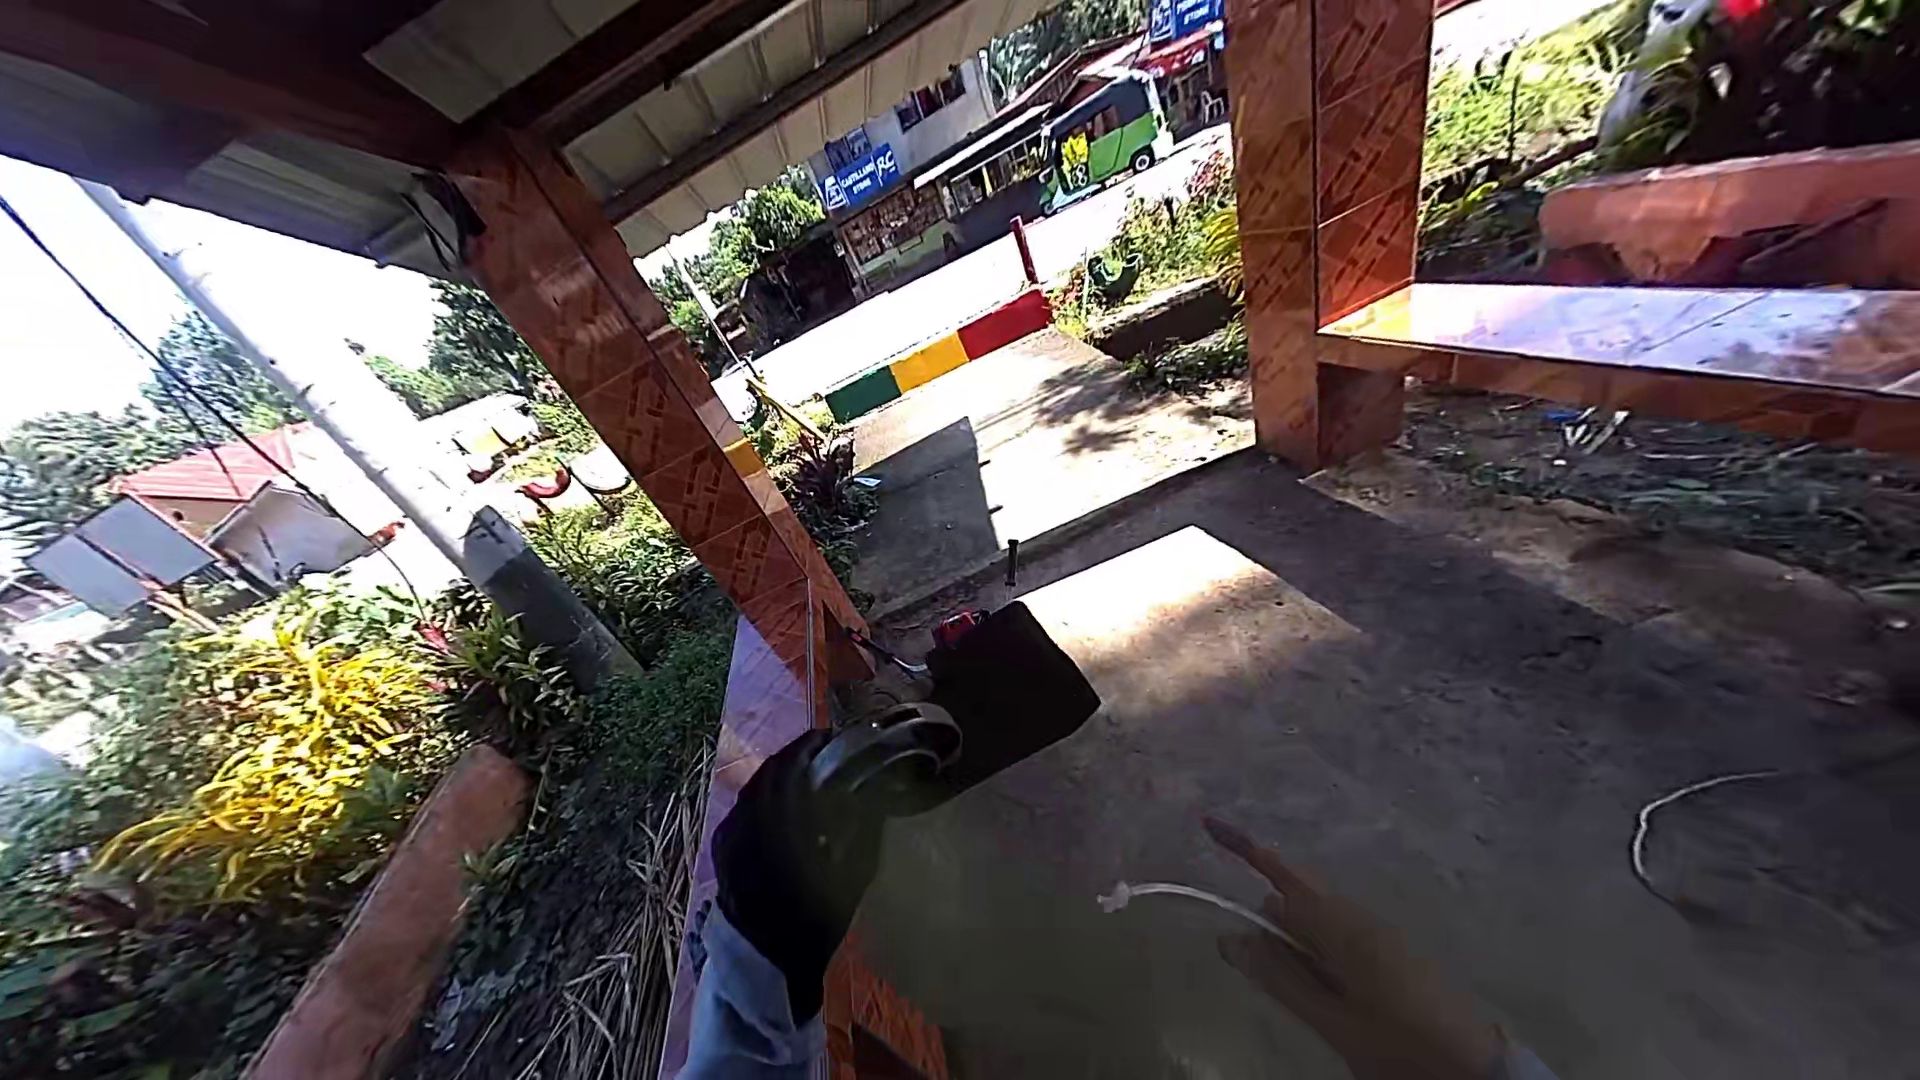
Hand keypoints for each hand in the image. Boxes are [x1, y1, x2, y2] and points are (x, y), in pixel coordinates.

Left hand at [713, 729, 882, 1020]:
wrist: (769, 963)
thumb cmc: (816, 915)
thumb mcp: (854, 868)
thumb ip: (865, 822)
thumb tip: (876, 788)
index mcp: (784, 814)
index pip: (795, 759)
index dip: (814, 742)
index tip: (833, 737)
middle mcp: (751, 813)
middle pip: (772, 766)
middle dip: (797, 754)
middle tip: (821, 753)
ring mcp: (731, 829)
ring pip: (755, 783)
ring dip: (779, 773)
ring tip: (803, 776)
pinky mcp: (722, 844)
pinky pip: (744, 804)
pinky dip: (763, 794)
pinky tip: (780, 805)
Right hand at [1206, 816, 1503, 1079]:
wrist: (1485, 1075)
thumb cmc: (1404, 1044)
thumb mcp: (1335, 1022)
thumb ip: (1280, 977)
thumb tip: (1228, 939)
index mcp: (1339, 924)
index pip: (1279, 873)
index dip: (1243, 847)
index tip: (1208, 823)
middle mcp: (1354, 915)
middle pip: (1293, 898)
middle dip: (1270, 922)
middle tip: (1265, 967)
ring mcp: (1374, 930)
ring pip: (1314, 921)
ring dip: (1296, 943)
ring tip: (1307, 993)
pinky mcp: (1388, 949)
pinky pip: (1335, 936)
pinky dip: (1317, 952)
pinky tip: (1329, 991)